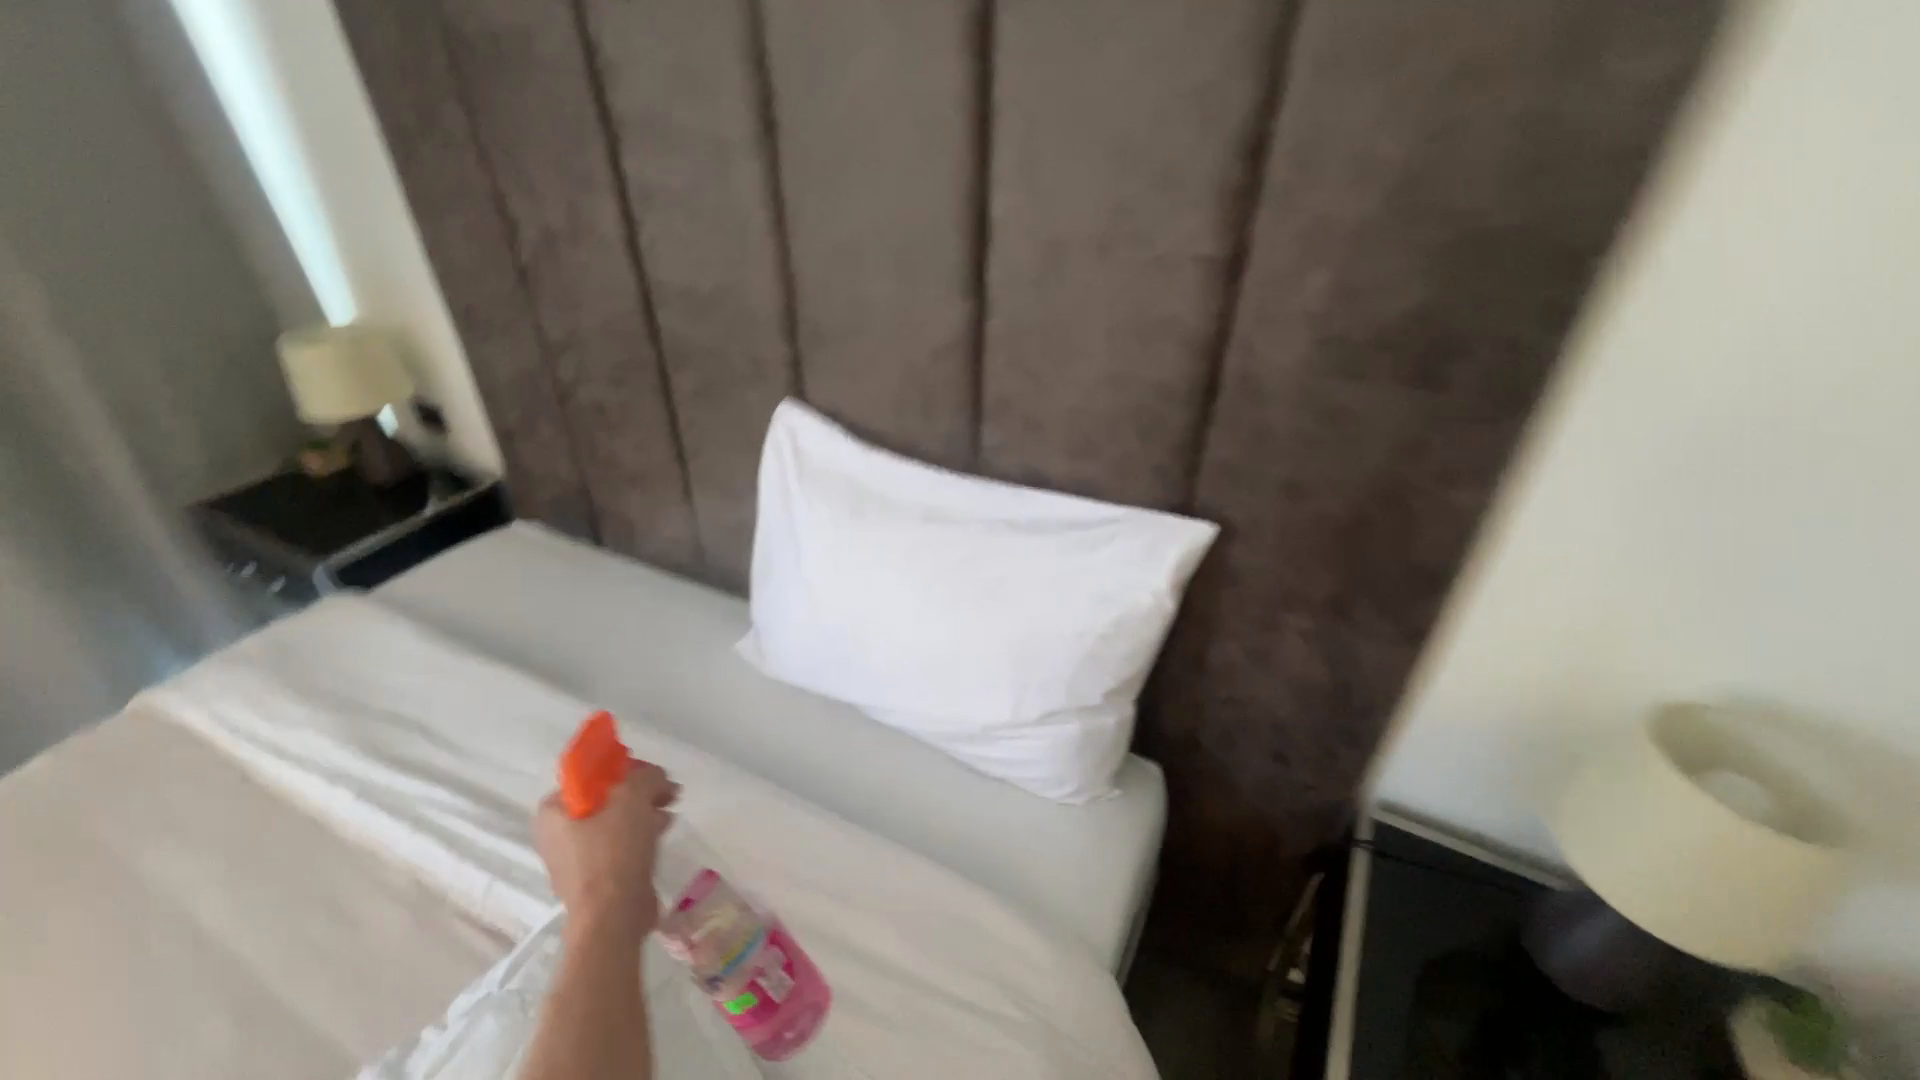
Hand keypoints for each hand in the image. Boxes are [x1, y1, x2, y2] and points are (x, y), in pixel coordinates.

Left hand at [534, 760, 679, 936]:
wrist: (613, 916)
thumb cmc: (614, 851)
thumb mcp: (633, 798)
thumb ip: (646, 776)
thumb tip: (657, 777)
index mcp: (553, 811)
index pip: (589, 774)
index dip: (623, 767)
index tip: (651, 773)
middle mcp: (557, 833)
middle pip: (605, 797)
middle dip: (640, 791)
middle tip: (668, 791)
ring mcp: (574, 858)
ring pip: (615, 820)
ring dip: (644, 811)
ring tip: (669, 813)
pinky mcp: (595, 877)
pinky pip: (619, 845)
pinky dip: (640, 835)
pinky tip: (662, 834)